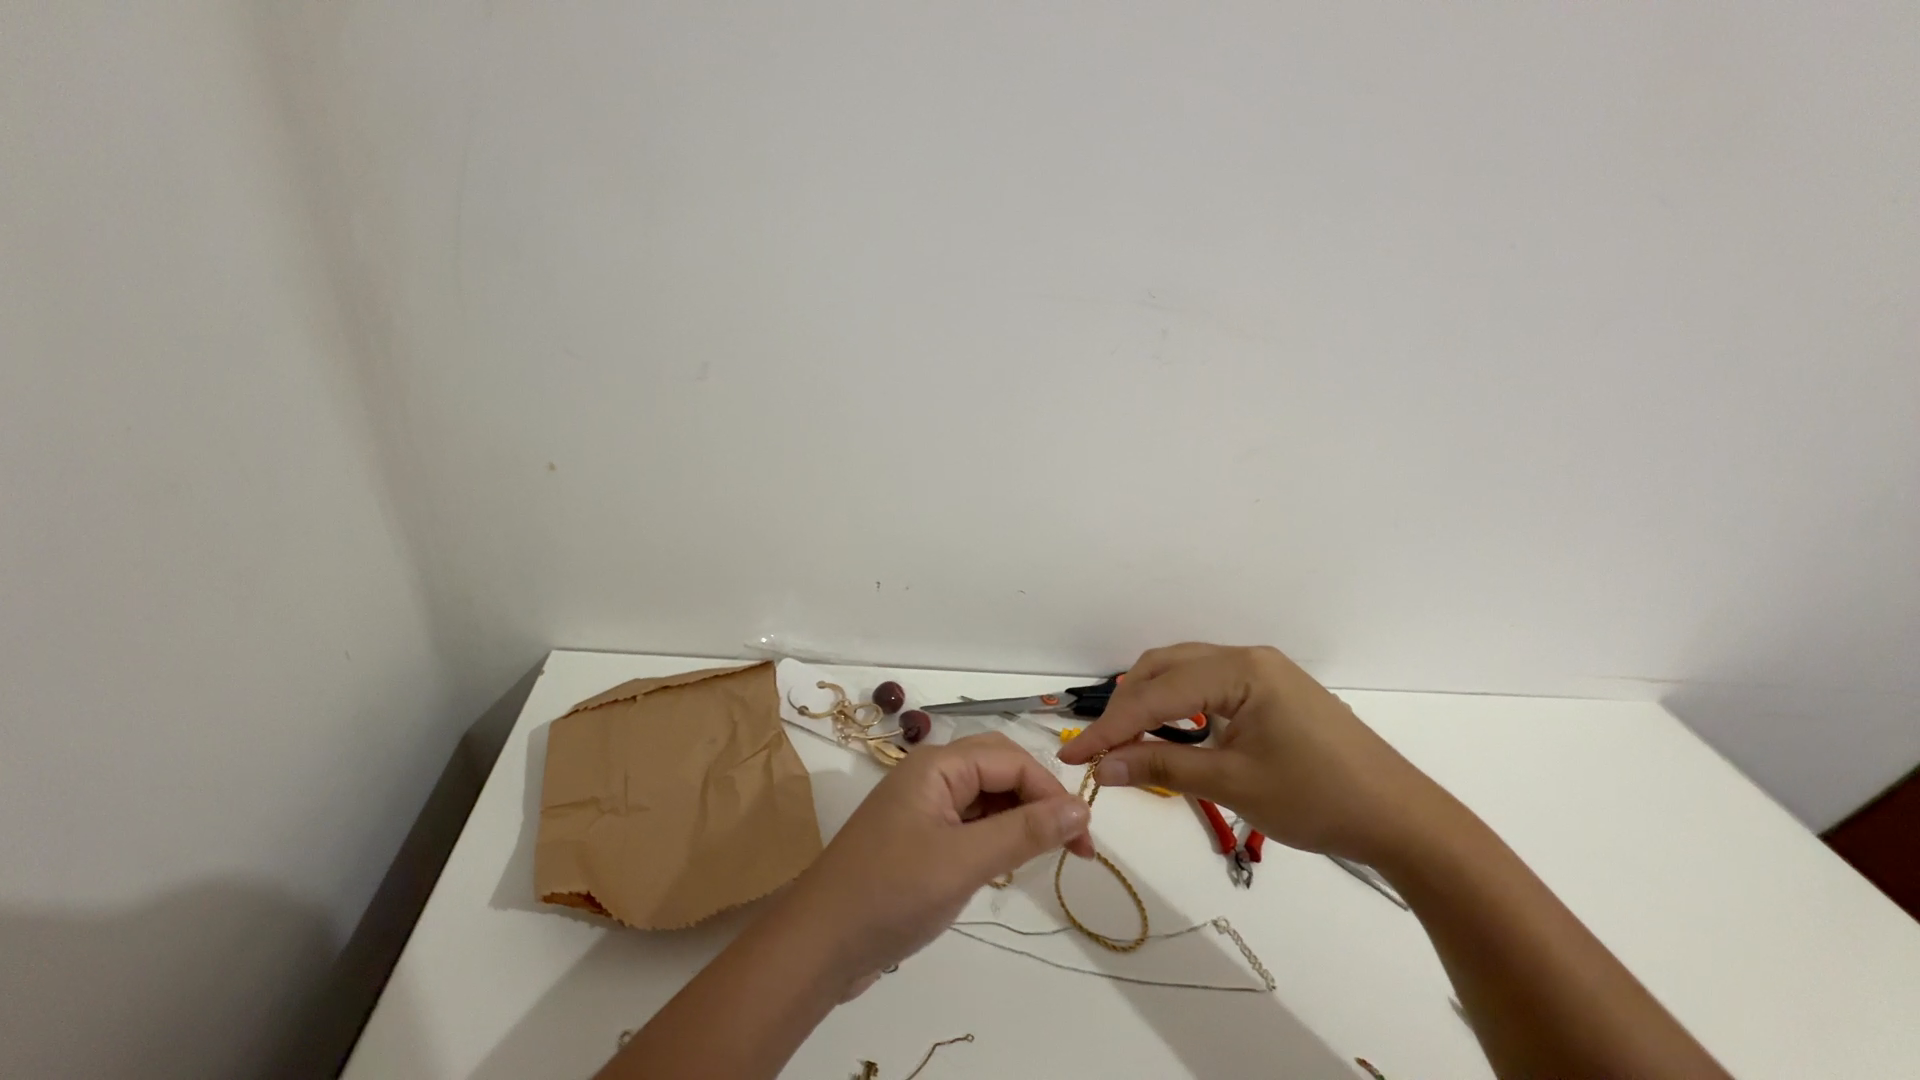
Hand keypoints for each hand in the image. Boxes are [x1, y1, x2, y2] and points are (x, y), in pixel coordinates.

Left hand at [780, 732, 1093, 990]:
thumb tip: (1081, 807)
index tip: (1084, 838)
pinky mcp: (919, 839)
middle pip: (1000, 770)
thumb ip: (1024, 832)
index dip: (1051, 792)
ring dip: (1020, 820)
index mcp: (937, 766)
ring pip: (986, 798)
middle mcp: (930, 776)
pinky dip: (996, 838)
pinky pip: (969, 824)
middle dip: (1039, 800)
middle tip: (1072, 845)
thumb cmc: (891, 893)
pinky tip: (1007, 865)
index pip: (1011, 760)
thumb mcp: (964, 862)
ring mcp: (922, 808)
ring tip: (1045, 857)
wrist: (819, 944)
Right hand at [1057, 643, 1458, 867]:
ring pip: (1185, 673)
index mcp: (1241, 670)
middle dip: (1126, 707)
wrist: (1401, 818)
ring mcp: (1264, 673)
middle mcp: (1249, 658)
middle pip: (1165, 668)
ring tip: (1126, 744)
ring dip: (1150, 703)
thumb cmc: (1318, 799)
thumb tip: (1103, 767)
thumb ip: (1163, 768)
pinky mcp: (1273, 693)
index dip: (1110, 727)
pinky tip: (1170, 733)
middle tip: (1101, 751)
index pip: (1156, 693)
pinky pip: (1209, 687)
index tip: (1073, 758)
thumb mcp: (1233, 784)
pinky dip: (1179, 707)